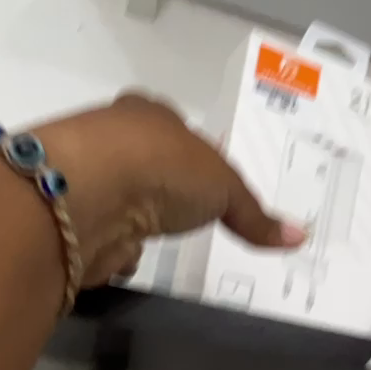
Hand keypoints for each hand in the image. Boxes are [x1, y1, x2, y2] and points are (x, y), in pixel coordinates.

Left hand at [31, 93, 304, 284]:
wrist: (86, 193)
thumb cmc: (163, 167)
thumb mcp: (225, 188)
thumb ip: (256, 216)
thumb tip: (299, 237)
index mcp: (149, 114)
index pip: (174, 129)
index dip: (192, 155)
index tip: (205, 181)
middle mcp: (112, 138)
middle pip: (145, 166)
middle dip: (162, 189)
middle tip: (185, 213)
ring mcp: (87, 178)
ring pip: (121, 200)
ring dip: (135, 220)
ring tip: (158, 237)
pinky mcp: (70, 217)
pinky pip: (102, 234)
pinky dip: (115, 248)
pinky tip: (126, 255)